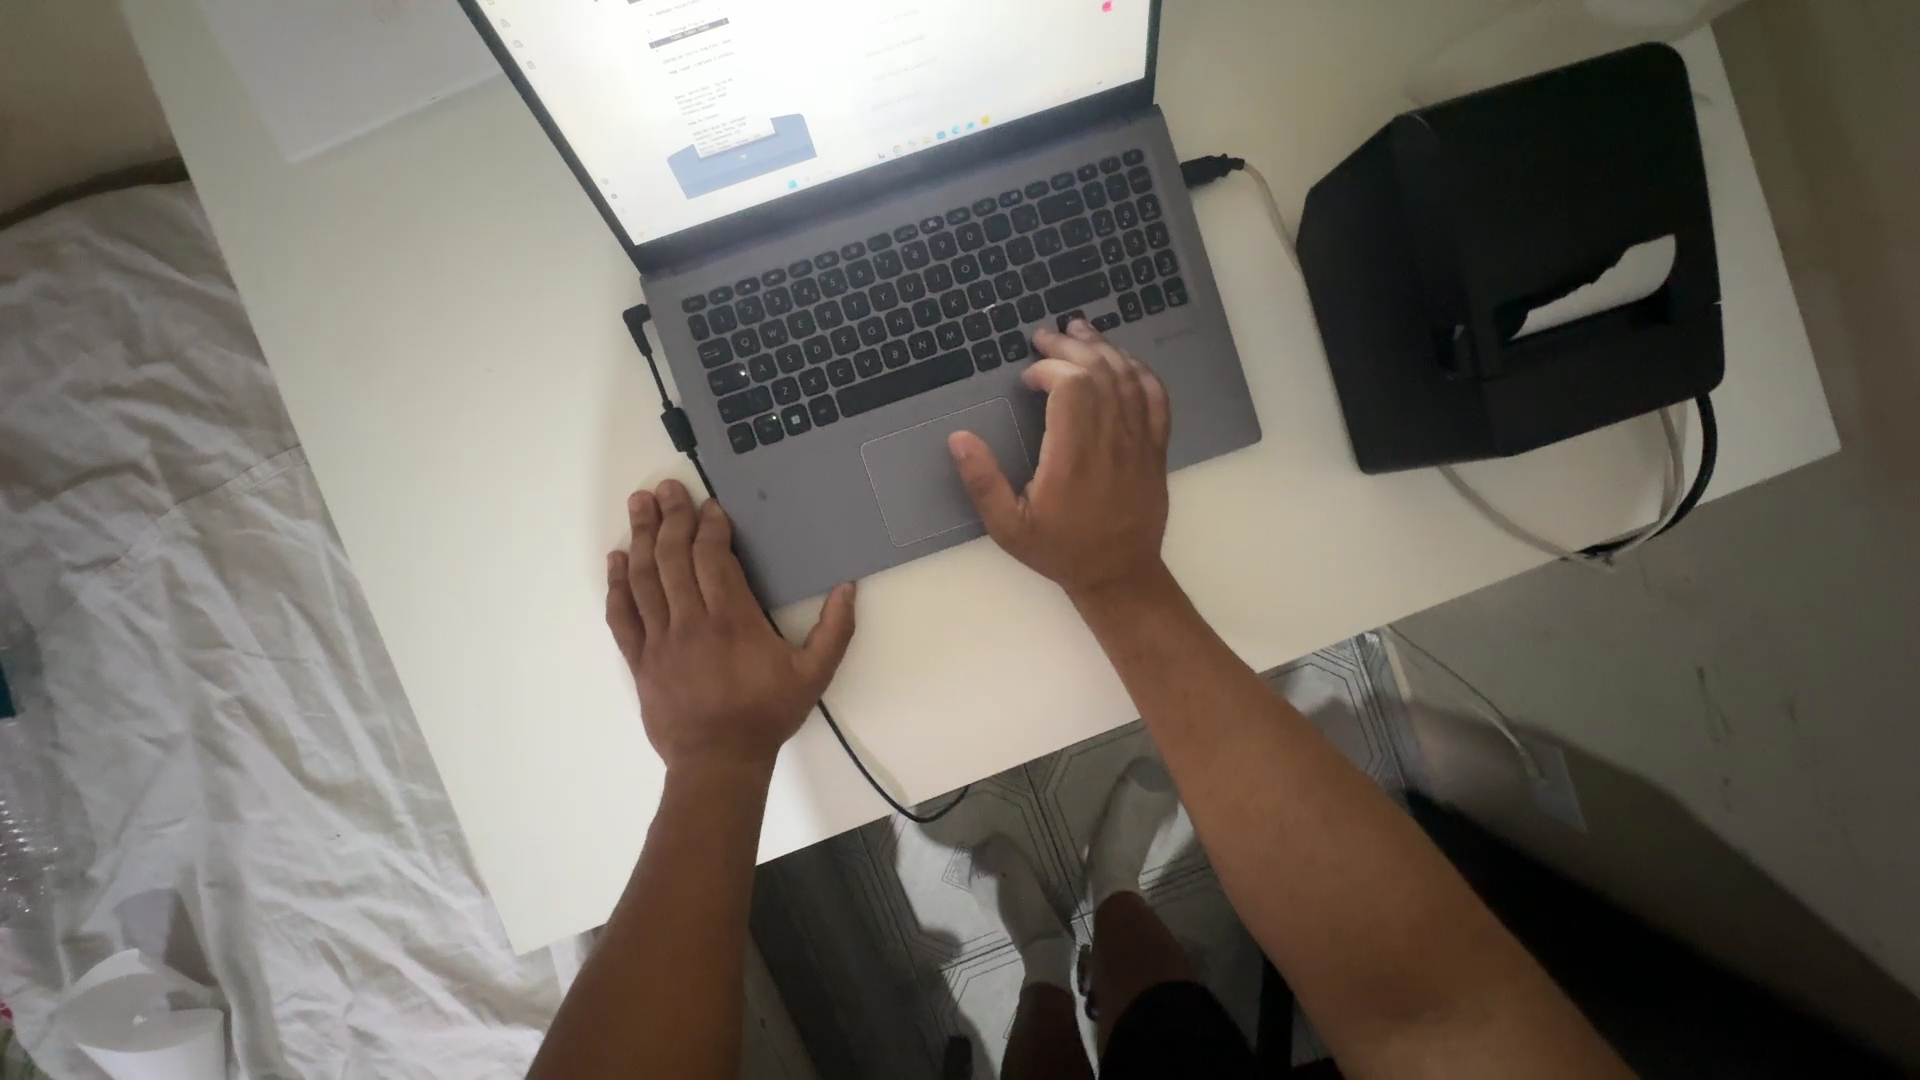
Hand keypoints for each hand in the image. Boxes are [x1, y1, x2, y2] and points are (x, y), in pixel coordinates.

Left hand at [605, 480, 855, 773]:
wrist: (718, 762)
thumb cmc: (766, 714)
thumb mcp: (814, 675)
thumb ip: (834, 630)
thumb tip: (848, 588)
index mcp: (733, 620)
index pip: (713, 559)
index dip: (710, 528)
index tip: (710, 506)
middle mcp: (691, 621)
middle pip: (674, 558)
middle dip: (671, 518)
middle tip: (667, 488)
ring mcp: (660, 640)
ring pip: (645, 578)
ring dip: (641, 538)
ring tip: (639, 504)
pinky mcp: (640, 659)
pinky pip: (623, 615)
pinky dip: (618, 584)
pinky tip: (616, 559)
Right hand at [947, 319, 1171, 601]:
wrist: (1119, 574)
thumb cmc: (1059, 550)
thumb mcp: (1007, 527)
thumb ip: (982, 482)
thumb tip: (958, 438)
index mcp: (1073, 457)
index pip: (1071, 386)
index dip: (1048, 368)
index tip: (1027, 378)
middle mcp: (1110, 441)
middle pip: (1098, 372)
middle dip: (1071, 347)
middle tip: (1046, 337)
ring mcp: (1139, 442)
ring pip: (1127, 378)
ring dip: (1102, 349)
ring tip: (1078, 331)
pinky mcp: (1156, 448)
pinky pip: (1155, 396)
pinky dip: (1138, 371)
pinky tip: (1121, 360)